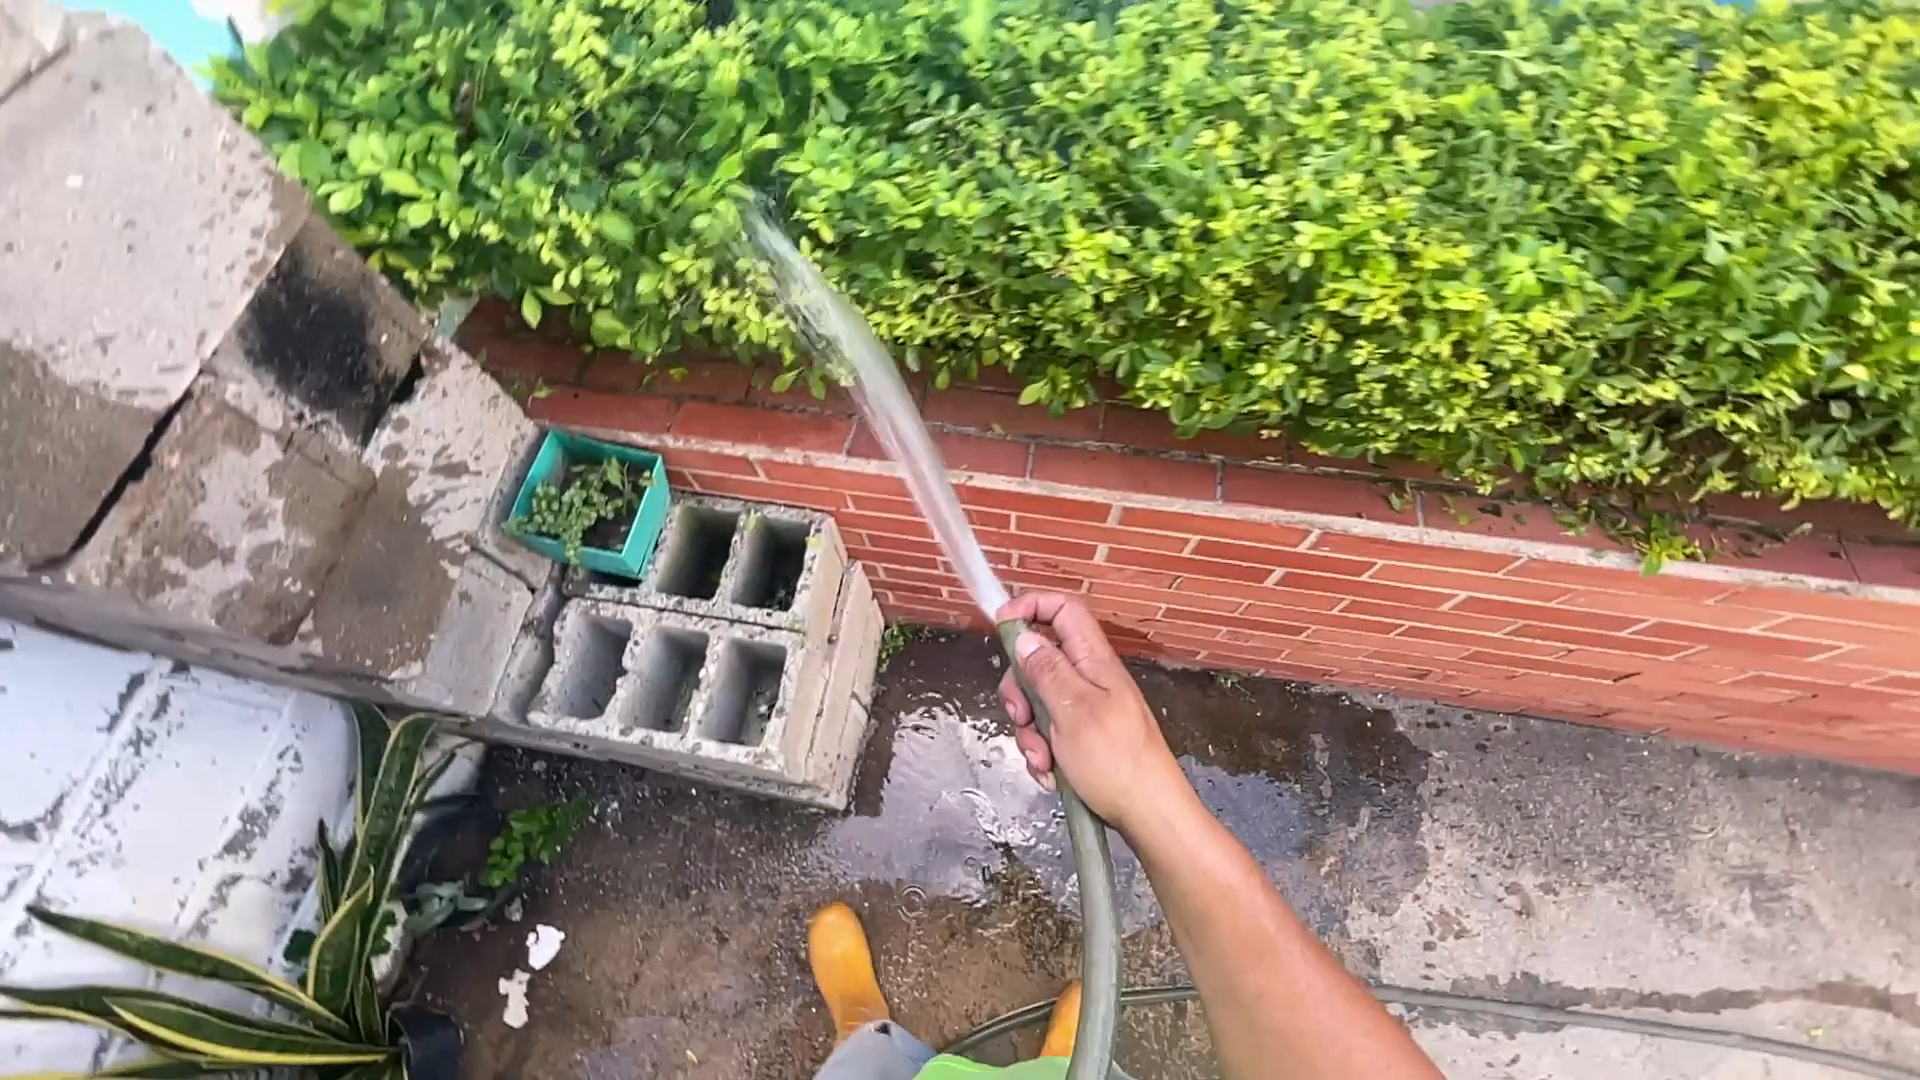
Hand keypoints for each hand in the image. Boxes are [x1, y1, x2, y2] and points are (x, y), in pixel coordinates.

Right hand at [995, 593, 1191, 834]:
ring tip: (1043, 760)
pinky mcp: (1082, 738)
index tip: (1001, 624)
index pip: (1063, 610)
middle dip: (1019, 689)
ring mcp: (1086, 709)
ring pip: (1038, 701)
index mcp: (1094, 661)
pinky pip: (1048, 732)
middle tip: (1022, 717)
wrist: (1150, 817)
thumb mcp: (1073, 712)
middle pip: (1039, 660)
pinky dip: (1043, 752)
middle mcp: (1090, 679)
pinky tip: (1052, 774)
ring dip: (1030, 731)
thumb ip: (1046, 671)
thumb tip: (1024, 637)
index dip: (1031, 607)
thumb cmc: (1117, 762)